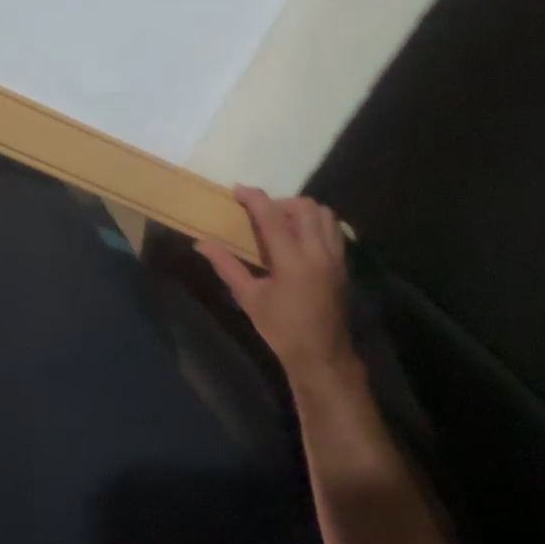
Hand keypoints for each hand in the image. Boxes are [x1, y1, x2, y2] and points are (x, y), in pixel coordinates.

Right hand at [197, 189, 352, 372]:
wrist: (320, 353)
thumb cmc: (280, 328)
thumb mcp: (249, 297)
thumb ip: (226, 265)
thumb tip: (201, 243)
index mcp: (292, 260)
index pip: (272, 216)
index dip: (254, 198)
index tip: (237, 190)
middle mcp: (318, 251)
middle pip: (304, 207)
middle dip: (279, 202)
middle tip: (259, 211)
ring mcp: (335, 256)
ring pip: (324, 214)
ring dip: (301, 210)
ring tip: (281, 222)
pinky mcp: (342, 263)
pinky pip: (332, 229)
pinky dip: (315, 223)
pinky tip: (298, 237)